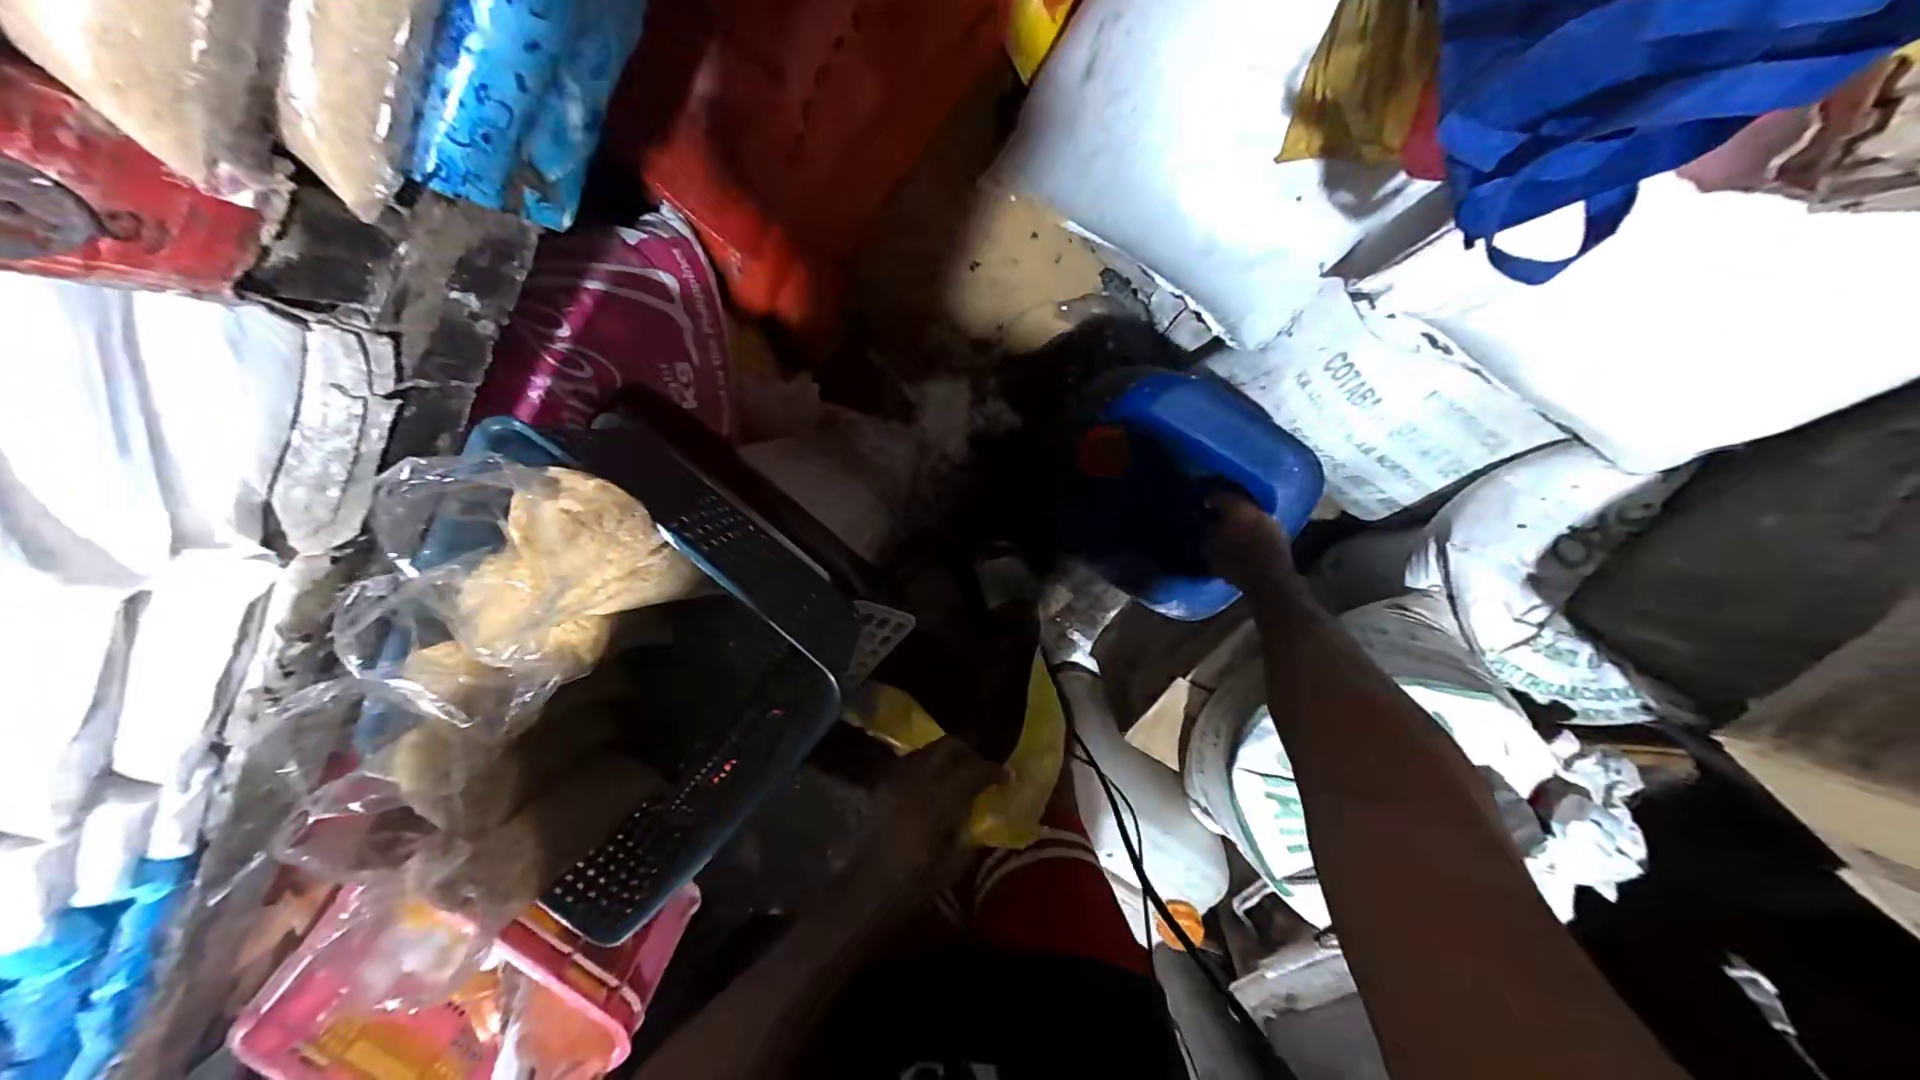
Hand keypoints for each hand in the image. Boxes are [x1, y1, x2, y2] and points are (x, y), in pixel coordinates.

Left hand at [870, 737, 1002, 882]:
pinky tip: (934, 785)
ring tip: (960, 776)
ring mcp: (897, 778)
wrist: (865, 890)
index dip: (992, 770)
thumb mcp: (953, 864)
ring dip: (949, 757)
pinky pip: (913, 761)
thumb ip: (973, 831)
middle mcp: (916, 780)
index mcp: (936, 802)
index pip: (970, 769)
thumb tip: (989, 811)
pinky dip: (929, 764)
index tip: (1007, 778)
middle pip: (948, 746)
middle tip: (983, 771)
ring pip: (929, 749)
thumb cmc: (912, 884)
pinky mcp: (884, 783)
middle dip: (970, 753)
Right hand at [1207, 491, 1297, 592]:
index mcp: (1238, 510)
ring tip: (1233, 530)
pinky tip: (1247, 540)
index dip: (1212, 498)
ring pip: (1252, 514)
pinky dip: (1252, 529)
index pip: (1223, 495)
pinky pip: (1261, 525)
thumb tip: (1207, 524)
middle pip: (1240, 503)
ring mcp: (1271, 521)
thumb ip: (1208, 532)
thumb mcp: (1211, 550)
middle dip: (1229, 509)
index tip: (1204, 504)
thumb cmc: (1236, 565)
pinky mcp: (1281, 534)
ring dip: (1242, 520)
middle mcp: (1257, 510)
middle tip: (1218, 517)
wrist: (1271, 582)